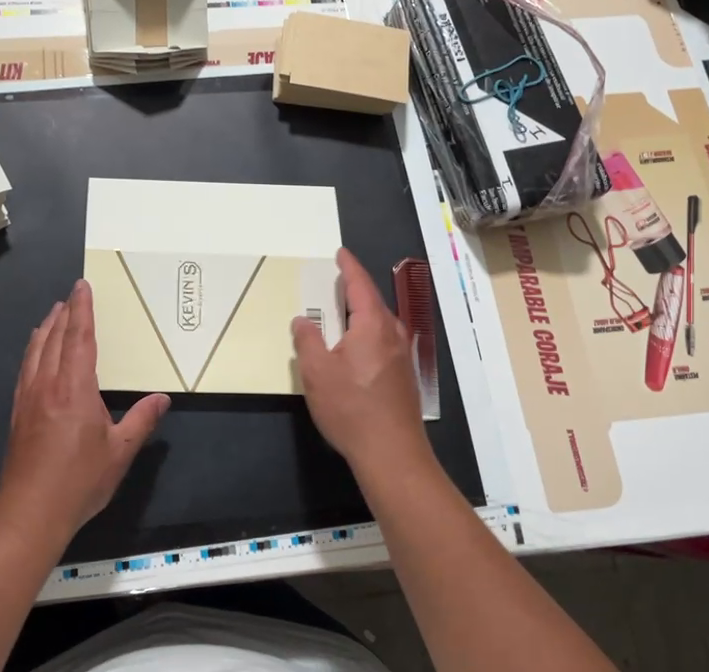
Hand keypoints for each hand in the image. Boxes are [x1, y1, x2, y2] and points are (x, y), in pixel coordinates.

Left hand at [0, 280, 170, 540]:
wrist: (31, 510)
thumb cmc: (79, 481)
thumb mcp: (119, 452)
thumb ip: (141, 420)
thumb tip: (161, 397)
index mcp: (75, 387)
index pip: (79, 337)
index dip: (82, 309)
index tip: (82, 286)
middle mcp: (48, 384)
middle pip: (54, 337)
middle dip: (64, 312)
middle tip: (72, 294)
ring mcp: (29, 396)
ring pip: (36, 350)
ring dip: (46, 327)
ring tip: (54, 314)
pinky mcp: (18, 411)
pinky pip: (25, 367)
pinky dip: (33, 349)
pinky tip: (35, 351)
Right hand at [293, 249, 429, 472]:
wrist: (392, 455)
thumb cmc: (352, 409)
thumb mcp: (317, 373)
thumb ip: (307, 341)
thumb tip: (303, 321)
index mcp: (373, 325)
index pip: (360, 284)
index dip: (349, 267)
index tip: (340, 253)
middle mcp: (393, 335)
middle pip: (373, 302)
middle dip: (354, 290)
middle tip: (334, 282)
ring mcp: (403, 357)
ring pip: (380, 324)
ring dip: (361, 314)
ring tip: (340, 313)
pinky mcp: (404, 377)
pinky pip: (383, 341)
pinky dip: (367, 334)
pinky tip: (354, 348)